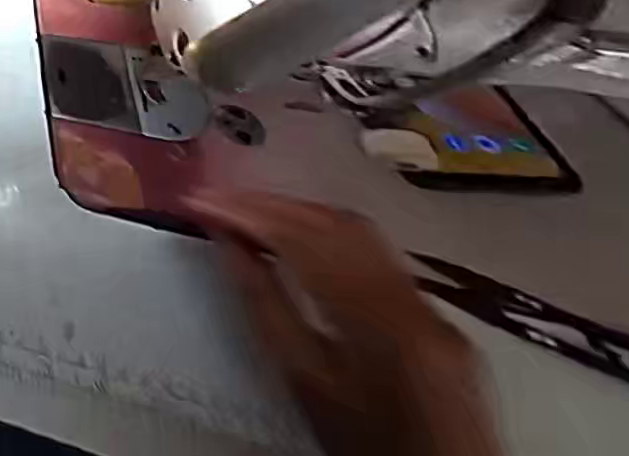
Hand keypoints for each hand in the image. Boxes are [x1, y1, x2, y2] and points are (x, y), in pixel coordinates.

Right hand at [187, 190, 501, 455]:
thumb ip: (262, 302)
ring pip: (352, 229)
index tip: (198, 201)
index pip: (302, 242)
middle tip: (213, 197)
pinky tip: (289, 230)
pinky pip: (368, 248)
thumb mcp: (302, 377)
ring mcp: (430, 305)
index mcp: (382, 323)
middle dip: (265, 204)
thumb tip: (225, 241)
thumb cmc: (362, 439)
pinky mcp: (431, 310)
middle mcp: (415, 303)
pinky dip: (319, 228)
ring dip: (291, 210)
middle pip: (331, 224)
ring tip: (243, 208)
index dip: (243, 213)